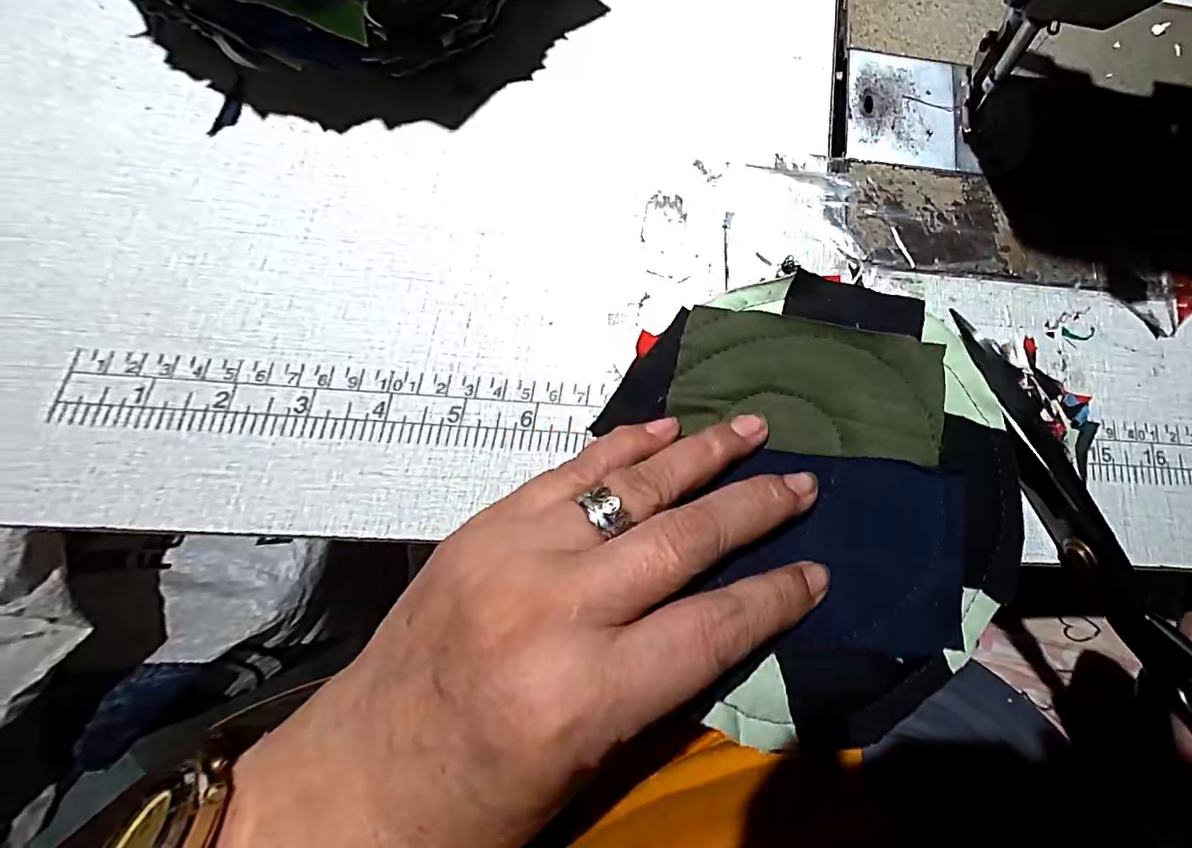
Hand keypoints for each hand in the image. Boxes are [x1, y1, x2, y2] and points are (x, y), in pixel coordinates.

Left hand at [220, 415, 826, 847]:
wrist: (333, 800)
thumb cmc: (476, 804)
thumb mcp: (591, 762)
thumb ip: (671, 677)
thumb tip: (745, 609)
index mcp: (579, 694)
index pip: (714, 626)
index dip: (777, 595)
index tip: (817, 573)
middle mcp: (550, 613)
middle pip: (685, 539)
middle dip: (759, 506)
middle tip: (805, 484)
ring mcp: (511, 558)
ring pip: (635, 488)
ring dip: (705, 453)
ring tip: (754, 428)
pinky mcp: (482, 530)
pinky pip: (570, 471)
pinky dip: (626, 447)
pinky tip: (668, 429)